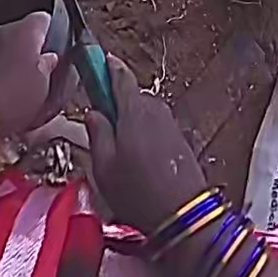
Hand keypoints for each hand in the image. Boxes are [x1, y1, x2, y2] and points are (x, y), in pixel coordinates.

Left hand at [0, 11, 58, 137]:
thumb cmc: (10, 100)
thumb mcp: (41, 89)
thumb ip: (47, 68)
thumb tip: (49, 58)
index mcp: (25, 31)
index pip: (43, 19)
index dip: (50, 32)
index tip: (53, 47)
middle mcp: (0, 29)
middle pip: (19, 31)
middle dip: (25, 47)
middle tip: (32, 71)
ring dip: (4, 57)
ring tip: (10, 83)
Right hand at [84, 56, 206, 232]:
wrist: (184, 216)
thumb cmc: (139, 192)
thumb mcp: (104, 166)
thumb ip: (97, 132)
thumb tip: (93, 113)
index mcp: (133, 109)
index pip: (120, 75)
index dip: (107, 65)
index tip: (98, 60)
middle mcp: (154, 109)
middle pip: (131, 96)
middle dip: (117, 106)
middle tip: (105, 131)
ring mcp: (170, 123)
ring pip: (143, 113)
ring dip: (132, 123)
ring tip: (123, 155)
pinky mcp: (179, 138)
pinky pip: (155, 127)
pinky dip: (145, 135)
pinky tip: (140, 162)